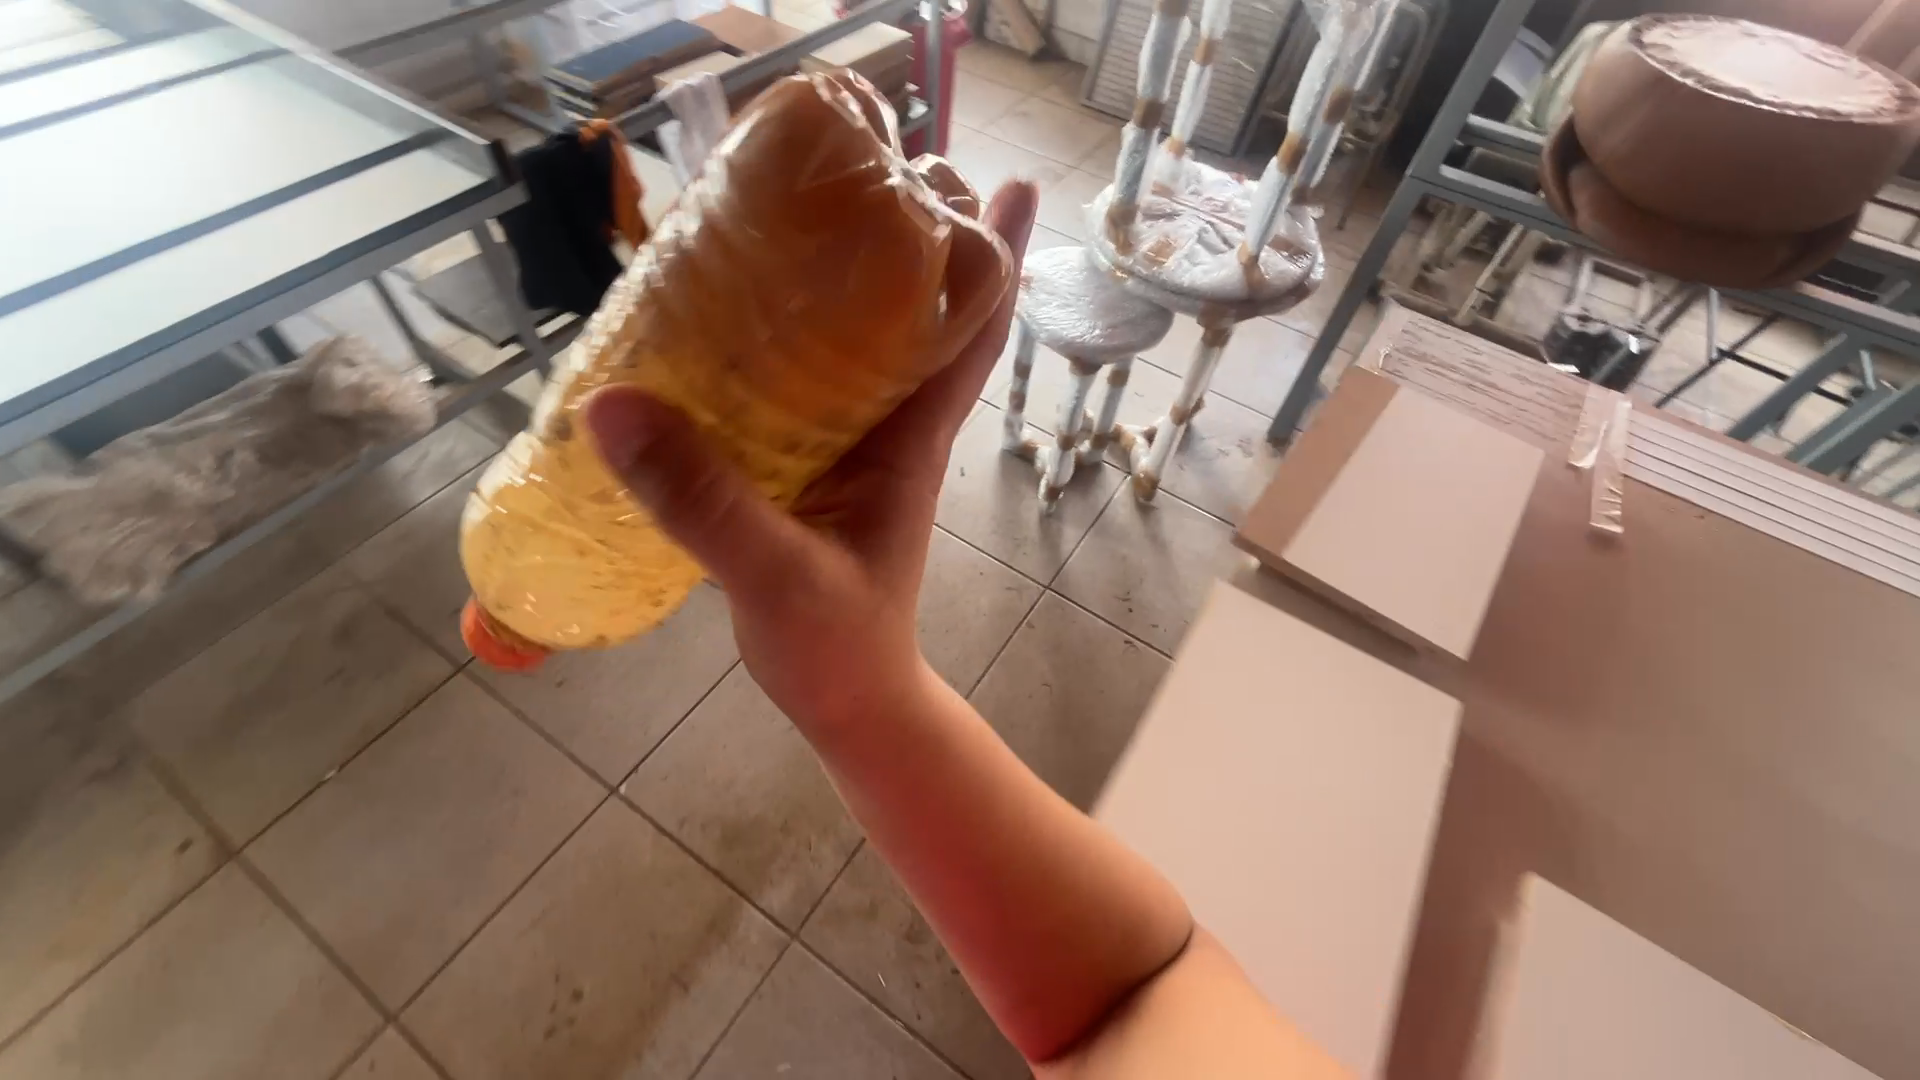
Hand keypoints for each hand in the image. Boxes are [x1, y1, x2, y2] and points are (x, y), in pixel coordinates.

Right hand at [585, 181, 1037, 735]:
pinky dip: (784, 341)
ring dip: (848, 280)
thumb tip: (615, 407)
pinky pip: (802, 385)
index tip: (1001, 185)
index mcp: (911, 442)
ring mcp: (850, 445)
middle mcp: (891, 429)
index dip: (993, 261)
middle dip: (913, 242)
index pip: (969, 338)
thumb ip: (708, 505)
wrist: (846, 697)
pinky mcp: (808, 465)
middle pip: (918, 319)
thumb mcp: (776, 578)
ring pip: (859, 345)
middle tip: (878, 164)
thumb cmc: (838, 647)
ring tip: (803, 207)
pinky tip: (735, 311)